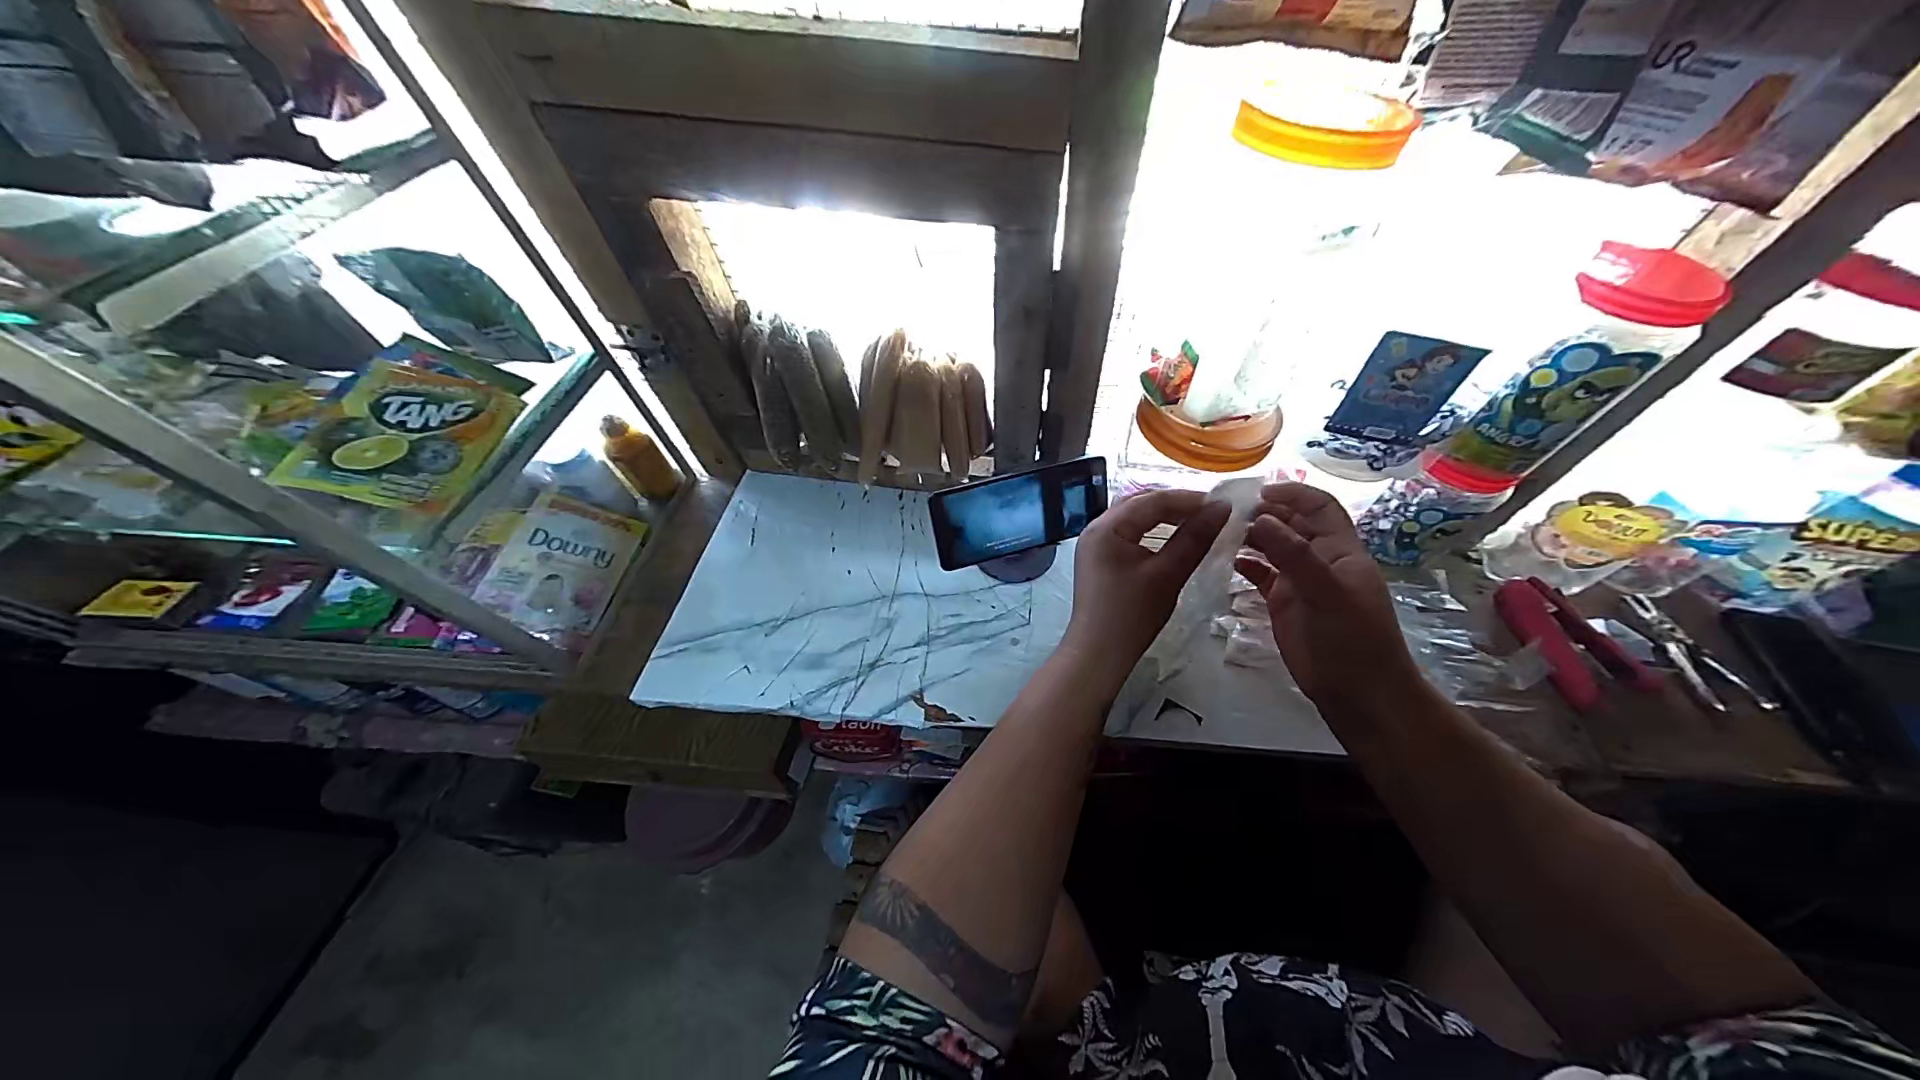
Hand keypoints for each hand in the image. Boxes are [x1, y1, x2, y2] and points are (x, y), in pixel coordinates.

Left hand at [1063, 489, 1229, 675]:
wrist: (1098, 653)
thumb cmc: (1131, 615)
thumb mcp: (1168, 574)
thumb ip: (1194, 538)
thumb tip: (1222, 509)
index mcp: (1107, 527)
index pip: (1152, 500)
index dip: (1189, 499)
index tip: (1223, 505)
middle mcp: (1096, 528)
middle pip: (1141, 503)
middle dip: (1177, 504)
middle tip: (1212, 512)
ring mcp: (1095, 543)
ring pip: (1134, 516)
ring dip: (1165, 516)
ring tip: (1198, 521)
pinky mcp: (1099, 558)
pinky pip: (1129, 532)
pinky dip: (1152, 530)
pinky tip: (1173, 537)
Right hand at [1234, 483, 1419, 706]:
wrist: (1358, 693)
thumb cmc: (1353, 640)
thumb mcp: (1327, 594)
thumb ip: (1295, 556)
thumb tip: (1262, 518)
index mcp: (1340, 551)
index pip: (1319, 508)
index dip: (1292, 495)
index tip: (1256, 493)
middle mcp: (1319, 561)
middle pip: (1292, 524)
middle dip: (1265, 512)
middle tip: (1227, 512)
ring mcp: (1301, 582)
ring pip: (1274, 547)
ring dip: (1252, 536)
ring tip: (1221, 533)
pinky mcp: (1284, 604)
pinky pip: (1262, 575)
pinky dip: (1246, 565)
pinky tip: (1227, 561)